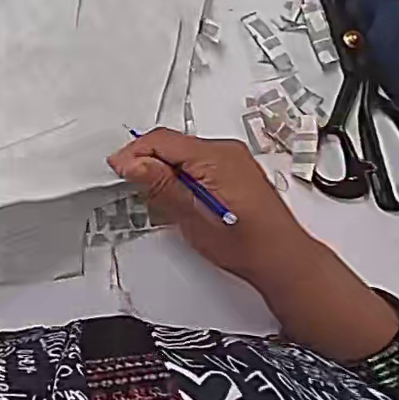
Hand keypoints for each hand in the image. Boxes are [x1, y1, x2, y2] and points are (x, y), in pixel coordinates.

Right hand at [109, 128, 398, 361]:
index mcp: (216, 158)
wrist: (281, 259)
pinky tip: (176, 196)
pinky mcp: (233, 169)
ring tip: (153, 196)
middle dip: (146, 161)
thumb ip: (162, 186)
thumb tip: (135, 164)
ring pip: (183, 153)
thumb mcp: (193, 218)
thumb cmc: (247, 244)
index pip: (162, 140)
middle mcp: (226, 151)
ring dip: (162, 168)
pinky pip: (196, 161)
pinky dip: (179, 174)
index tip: (117, 168)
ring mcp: (232, 159)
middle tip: (129, 182)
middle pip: (172, 143)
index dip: (134, 152)